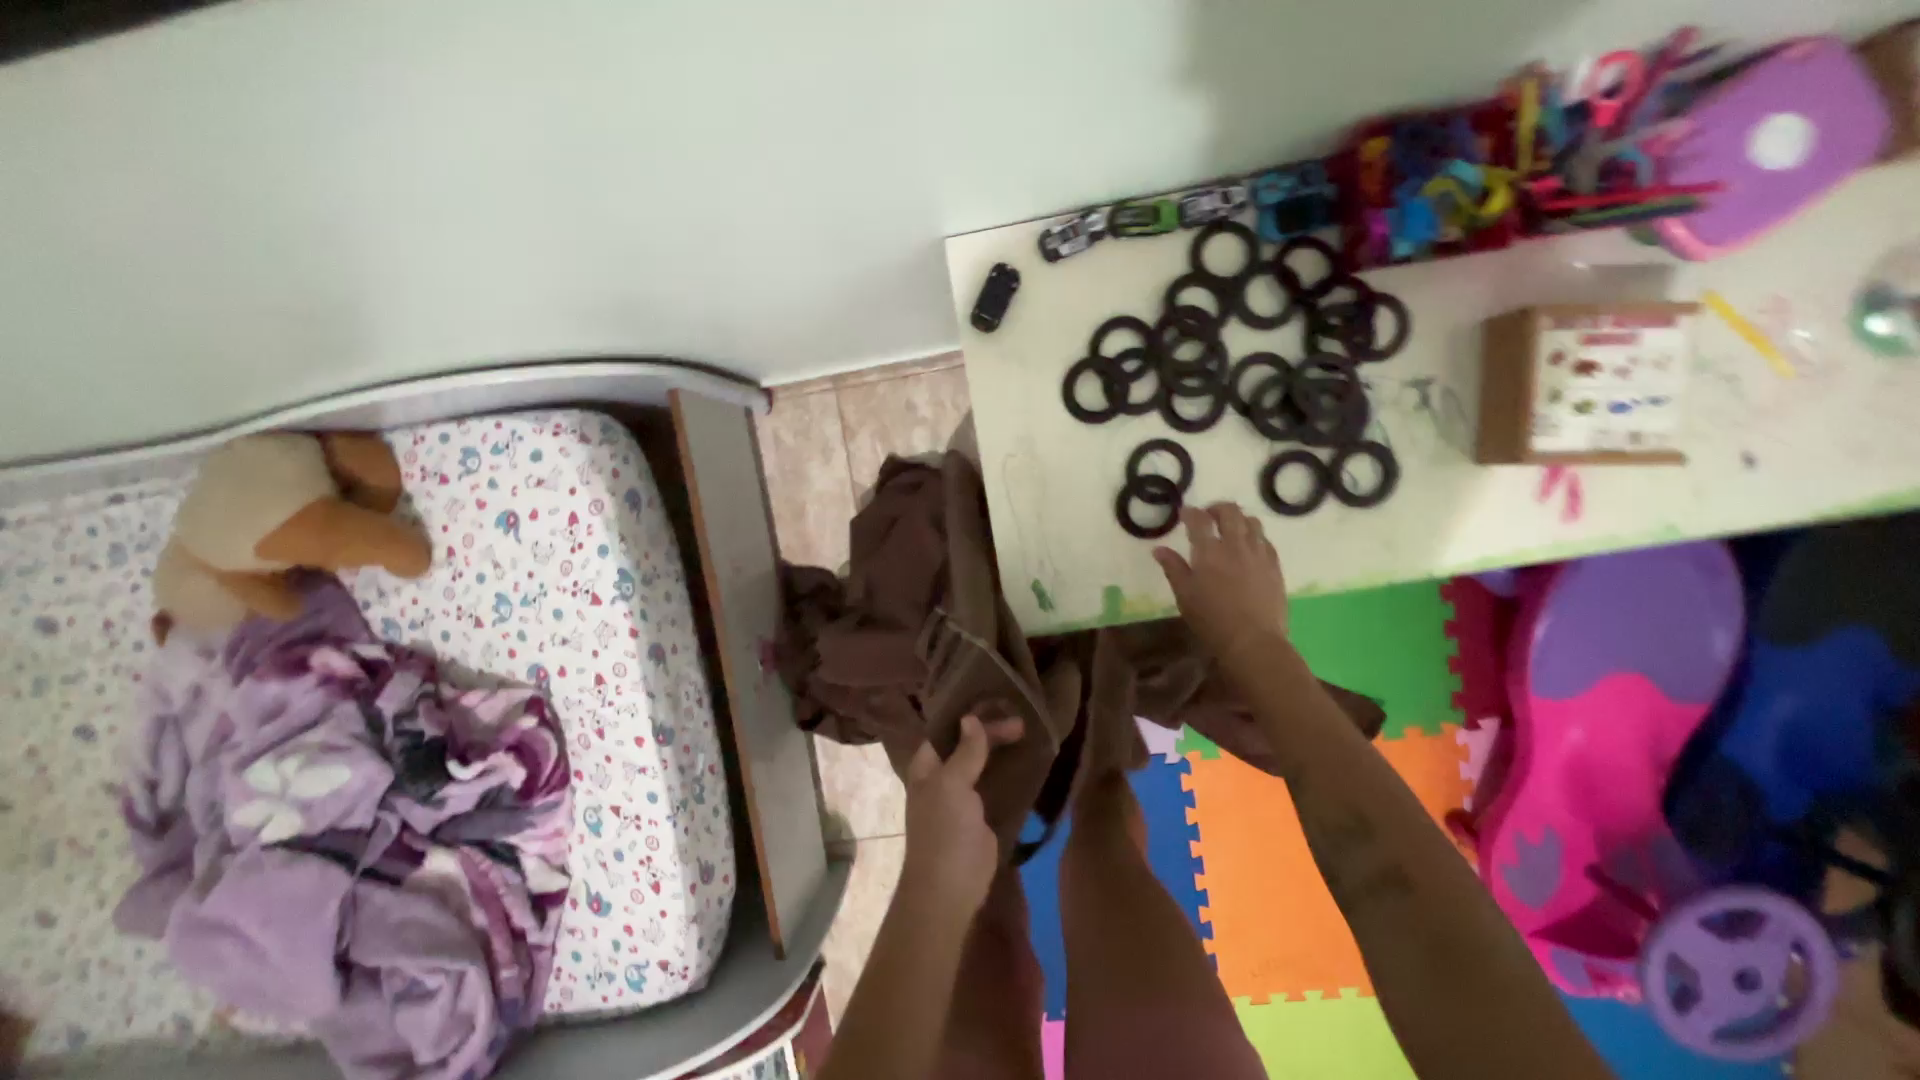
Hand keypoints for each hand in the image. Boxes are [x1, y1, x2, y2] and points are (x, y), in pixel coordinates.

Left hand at [900, 714, 1023, 925]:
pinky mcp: (981, 819)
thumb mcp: (952, 784)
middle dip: (989, 732)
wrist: (950, 887)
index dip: (965, 715)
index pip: (944, 732)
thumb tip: (970, 719)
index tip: (994, 701)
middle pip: (965, 746)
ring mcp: (962, 800)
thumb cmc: (944, 831)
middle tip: (1021, 722)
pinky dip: (1008, 775)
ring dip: (999, 751)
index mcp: (926, 768)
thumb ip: (965, 752)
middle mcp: (941, 780)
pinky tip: (1027, 764)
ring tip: (1027, 733)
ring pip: (981, 766)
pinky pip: (994, 788)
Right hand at [1152, 503, 1288, 665]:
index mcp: (1209, 551)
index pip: (1199, 519)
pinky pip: (1265, 540)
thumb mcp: (1184, 595)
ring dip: (1238, 520)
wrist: (1253, 640)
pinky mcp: (1274, 565)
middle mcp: (1236, 544)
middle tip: (1208, 517)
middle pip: (1230, 511)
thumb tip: (1159, 549)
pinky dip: (1254, 536)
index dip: (1190, 512)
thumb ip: (1173, 568)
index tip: (1185, 514)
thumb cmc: (1211, 620)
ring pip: (1251, 522)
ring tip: (1230, 530)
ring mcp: (1259, 553)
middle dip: (1217, 508)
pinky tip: (1249, 548)